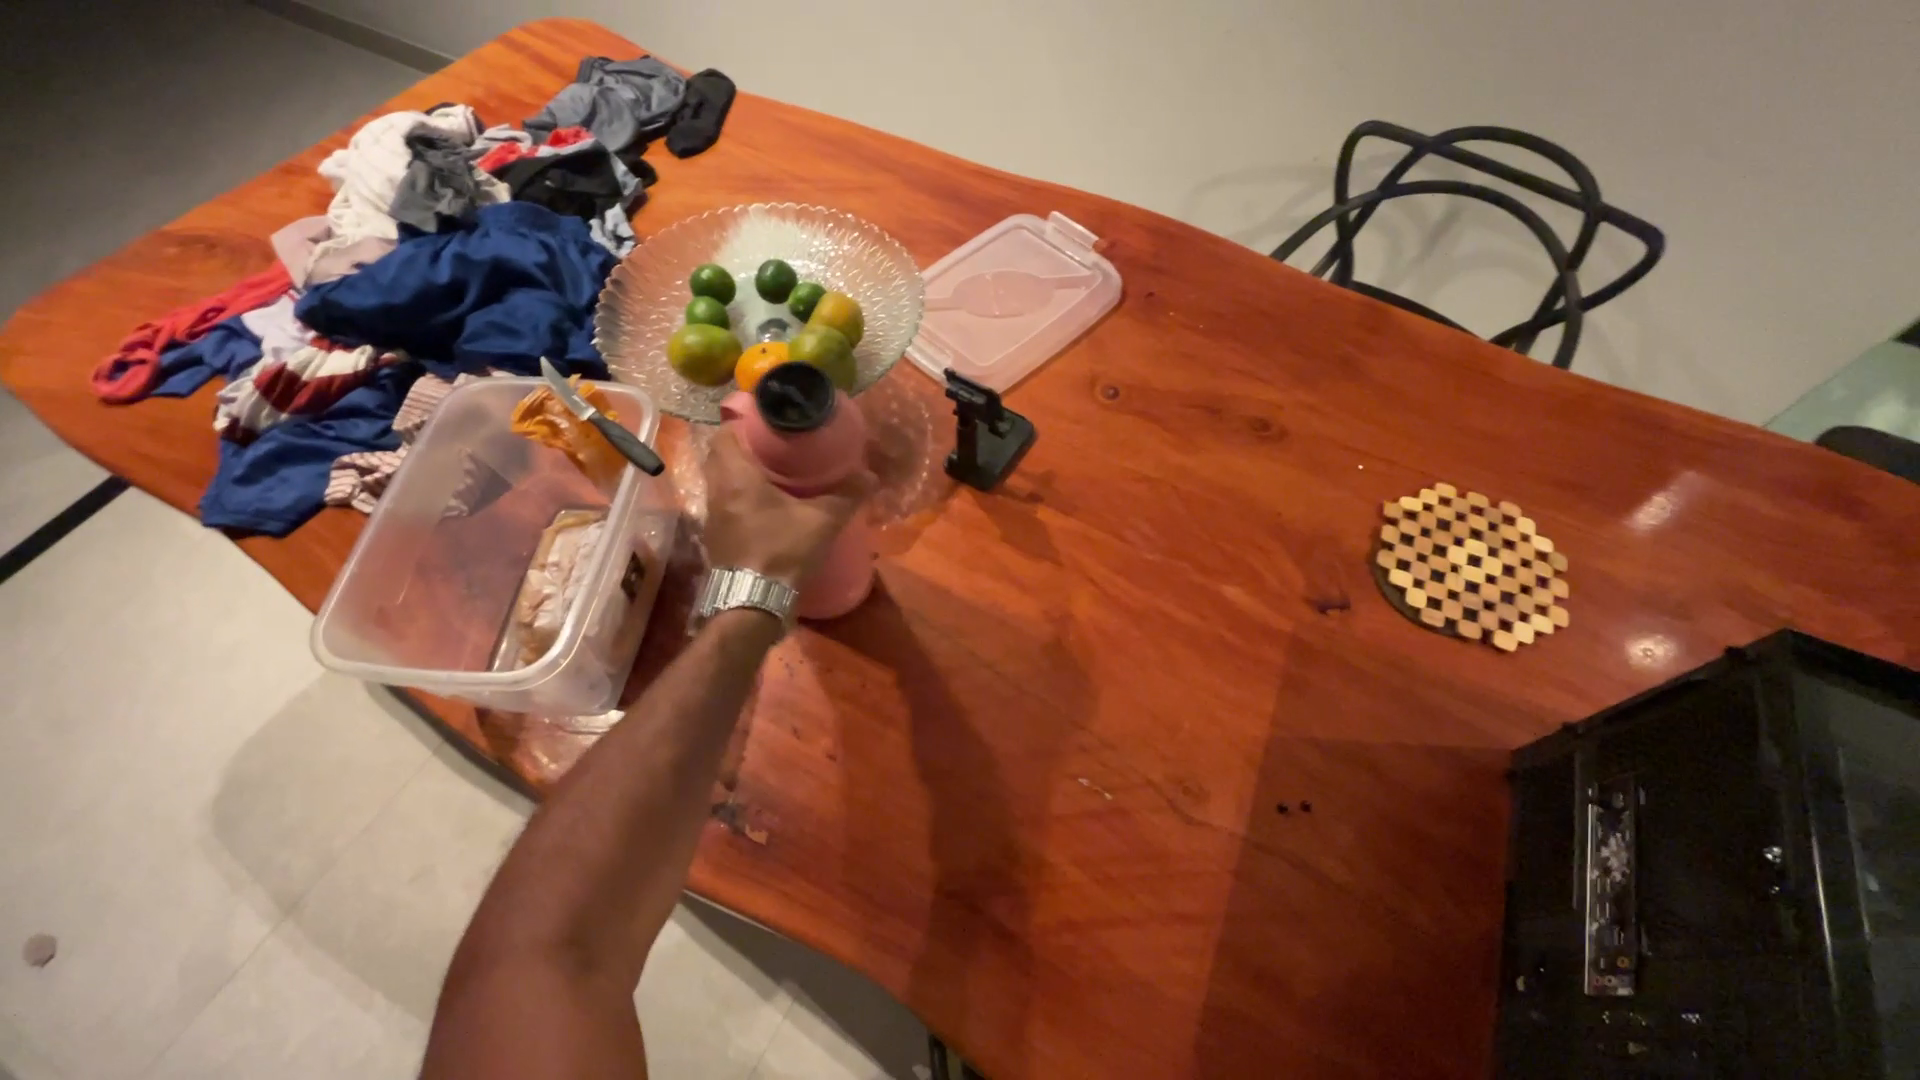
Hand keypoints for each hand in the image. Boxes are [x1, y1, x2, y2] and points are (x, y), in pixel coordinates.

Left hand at [702, 429, 875, 587]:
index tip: (765, 423)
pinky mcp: (718, 538)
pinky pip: (726, 505)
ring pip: (722, 483)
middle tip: (773, 447)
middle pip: (721, 457)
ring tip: (772, 473)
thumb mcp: (821, 522)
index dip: (742, 424)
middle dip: (743, 448)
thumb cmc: (782, 552)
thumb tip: (870, 476)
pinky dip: (741, 499)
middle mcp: (717, 492)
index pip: (725, 435)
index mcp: (735, 477)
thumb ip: (846, 496)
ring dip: (741, 474)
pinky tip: (766, 506)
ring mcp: (714, 517)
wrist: (753, 603)